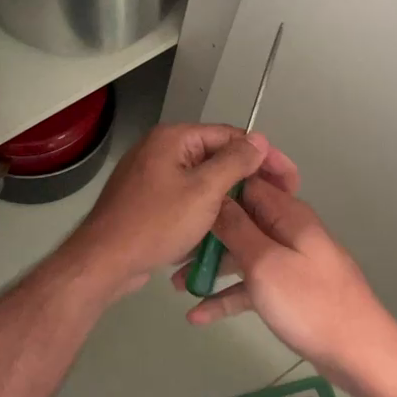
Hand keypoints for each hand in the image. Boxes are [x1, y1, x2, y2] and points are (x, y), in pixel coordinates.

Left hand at [60, 123, 299, 300]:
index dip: (263, 156)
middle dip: (246, 181)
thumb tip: (258, 139)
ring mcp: (151, 177)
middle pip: (216, 159)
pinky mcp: (148, 202)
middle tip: (276, 203)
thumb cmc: (156, 223)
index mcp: (173, 139)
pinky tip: (223, 234)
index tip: (290, 180)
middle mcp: (160, 151)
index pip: (230, 136)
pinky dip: (204, 214)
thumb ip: (234, 162)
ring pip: (202, 184)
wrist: (106, 260)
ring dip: (227, 201)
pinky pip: (185, 201)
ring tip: (255, 220)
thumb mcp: (203, 191)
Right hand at [174, 177, 396, 373]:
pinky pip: (251, 286)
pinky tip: (197, 314)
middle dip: (206, 231)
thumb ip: (236, 228)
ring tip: (174, 282)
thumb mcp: (264, 262)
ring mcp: (290, 263)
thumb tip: (215, 196)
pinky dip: (227, 296)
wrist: (361, 356)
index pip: (247, 183)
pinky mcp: (290, 292)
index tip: (181, 194)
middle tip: (171, 247)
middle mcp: (289, 232)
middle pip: (240, 220)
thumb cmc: (310, 304)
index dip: (216, 184)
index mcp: (288, 215)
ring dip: (211, 266)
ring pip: (242, 254)